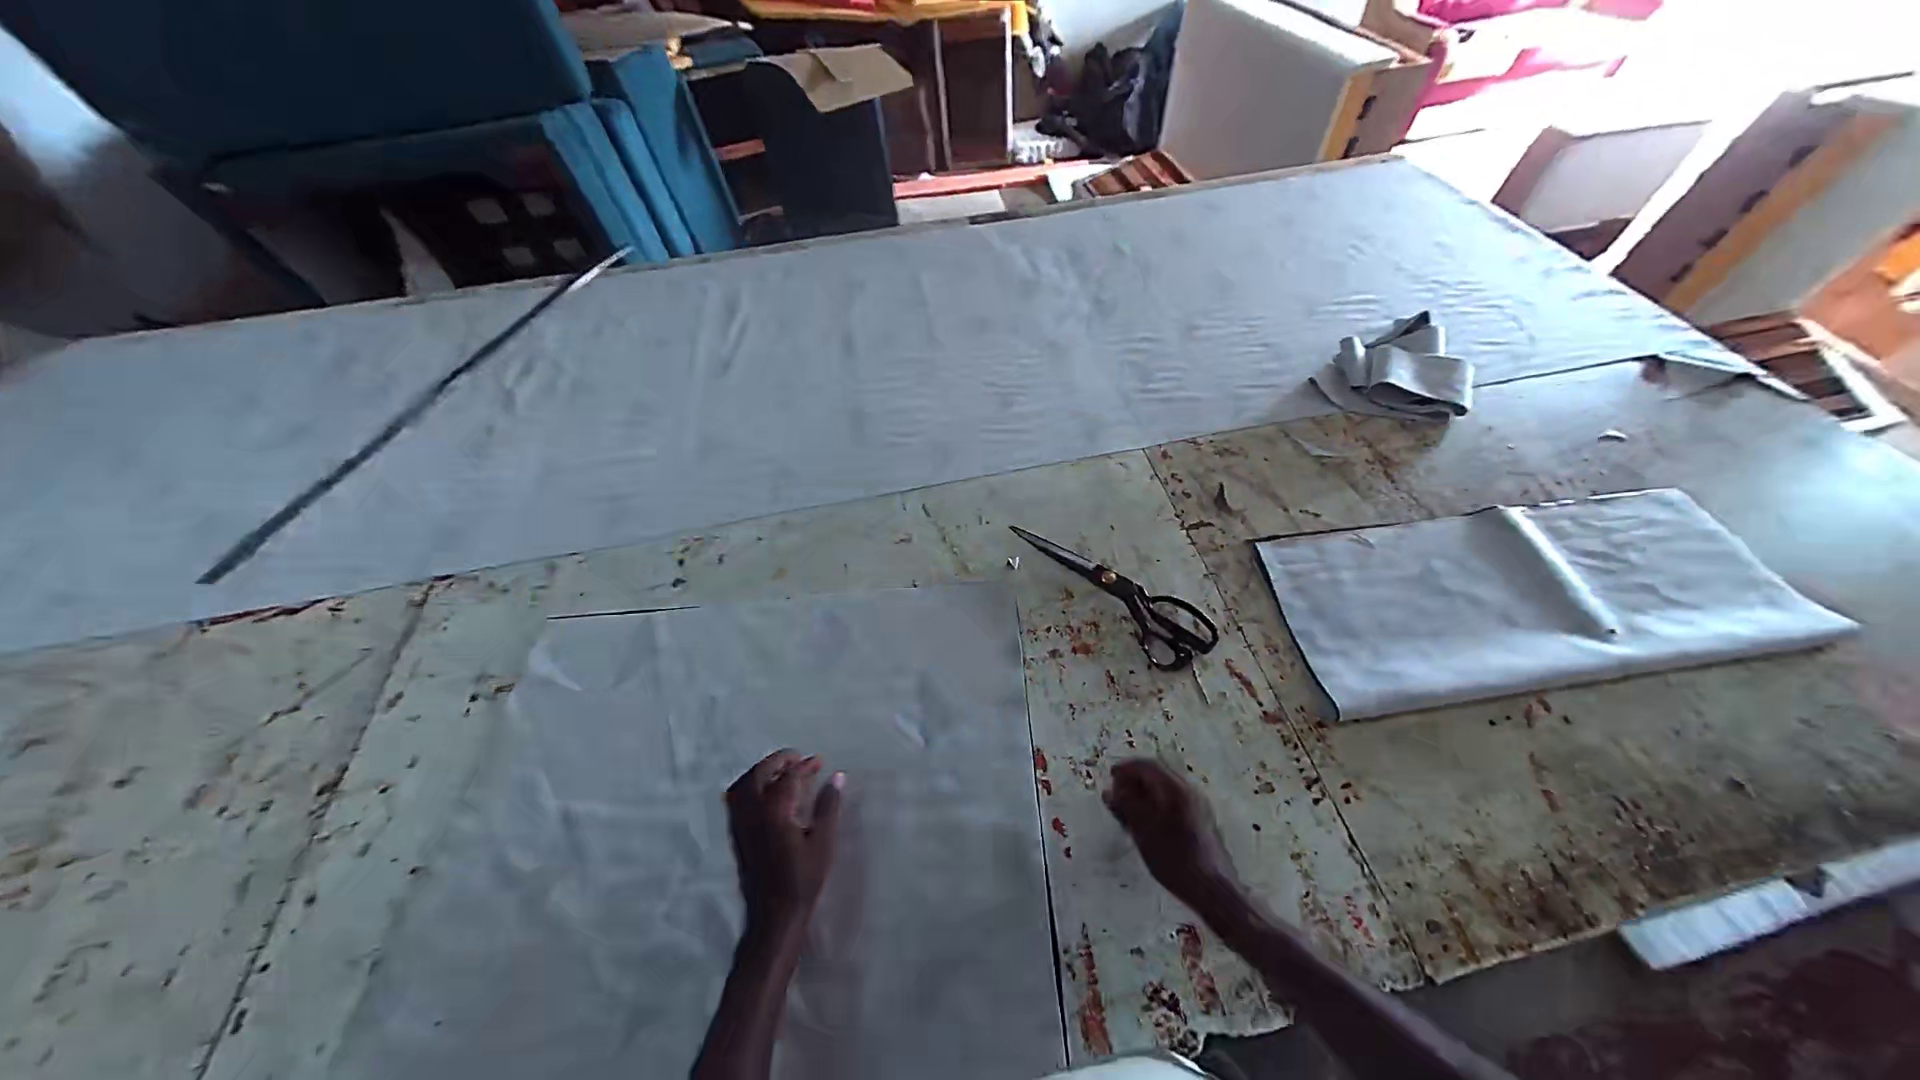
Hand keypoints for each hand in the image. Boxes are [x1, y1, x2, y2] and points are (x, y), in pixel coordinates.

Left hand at [726, 749, 844, 930]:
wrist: (774, 915)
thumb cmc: (803, 879)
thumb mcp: (824, 842)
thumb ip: (829, 805)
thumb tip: (836, 776)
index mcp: (776, 812)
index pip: (788, 777)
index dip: (804, 765)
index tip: (818, 761)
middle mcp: (753, 814)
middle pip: (759, 774)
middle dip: (778, 761)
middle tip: (797, 758)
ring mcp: (740, 825)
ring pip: (742, 785)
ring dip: (761, 771)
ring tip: (781, 771)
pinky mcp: (736, 835)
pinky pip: (736, 800)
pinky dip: (750, 786)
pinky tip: (766, 792)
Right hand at [1104, 758, 1243, 916]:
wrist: (1213, 889)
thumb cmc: (1175, 859)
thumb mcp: (1143, 832)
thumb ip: (1126, 807)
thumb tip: (1110, 791)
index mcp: (1176, 789)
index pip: (1147, 765)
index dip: (1126, 768)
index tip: (1110, 777)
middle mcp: (1190, 791)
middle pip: (1158, 774)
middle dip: (1135, 780)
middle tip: (1117, 794)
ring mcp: (1198, 805)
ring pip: (1166, 788)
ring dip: (1145, 793)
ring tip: (1128, 810)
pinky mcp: (1201, 820)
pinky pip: (1174, 801)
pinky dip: (1156, 803)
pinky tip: (1147, 823)